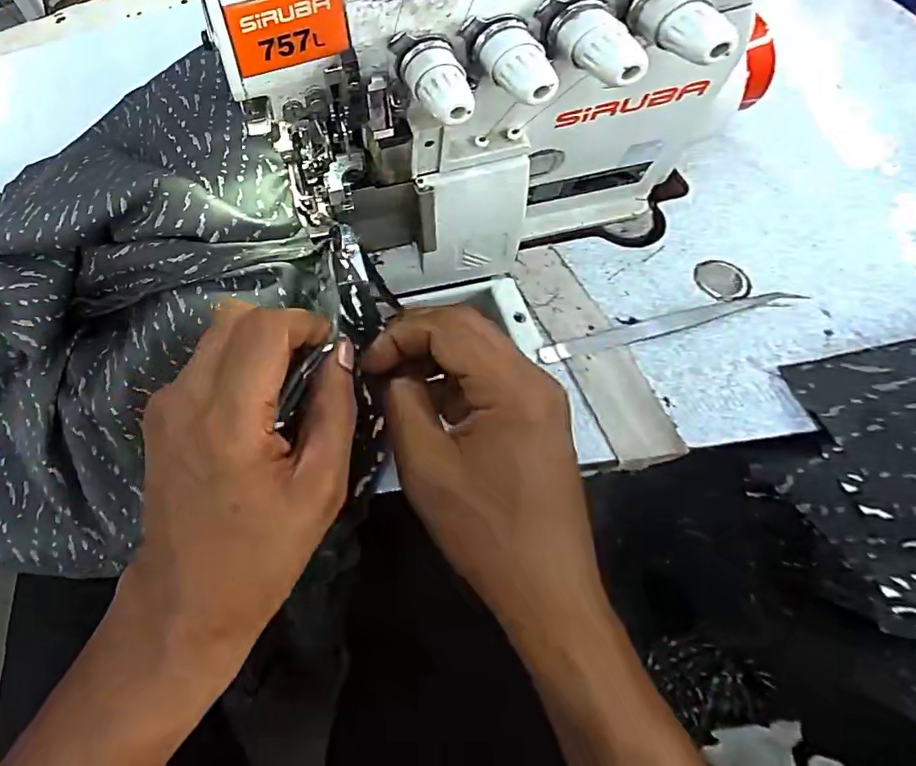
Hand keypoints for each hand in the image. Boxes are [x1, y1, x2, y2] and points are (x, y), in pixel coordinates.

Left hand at [4, 302, 357, 765]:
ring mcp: (164, 401)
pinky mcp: (158, 411)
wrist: (184, 602)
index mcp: (228, 418)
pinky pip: (203, 358)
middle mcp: (186, 396)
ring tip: (287, 381)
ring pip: (216, 331)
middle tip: (312, 362)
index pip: (264, 328)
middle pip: (236, 316)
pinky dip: (236, 359)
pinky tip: (257, 402)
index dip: (305, 323)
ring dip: (258, 340)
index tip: (330, 348)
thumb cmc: (261, 555)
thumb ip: (334, 409)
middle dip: (282, 326)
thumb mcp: (321, 488)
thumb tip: (339, 352)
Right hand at [365, 306, 699, 765]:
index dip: (400, 333)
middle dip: (416, 334)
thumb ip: (402, 403)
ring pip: (478, 346)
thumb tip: (389, 371)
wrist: (548, 590)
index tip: (367, 362)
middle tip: (377, 361)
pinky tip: (424, 396)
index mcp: (513, 385)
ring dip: (434, 353)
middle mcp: (533, 377)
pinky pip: (489, 374)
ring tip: (393, 377)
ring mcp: (539, 394)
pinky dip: (453, 376)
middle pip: (467, 326)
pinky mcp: (536, 412)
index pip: (449, 326)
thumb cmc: (486, 534)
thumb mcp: (427, 467)